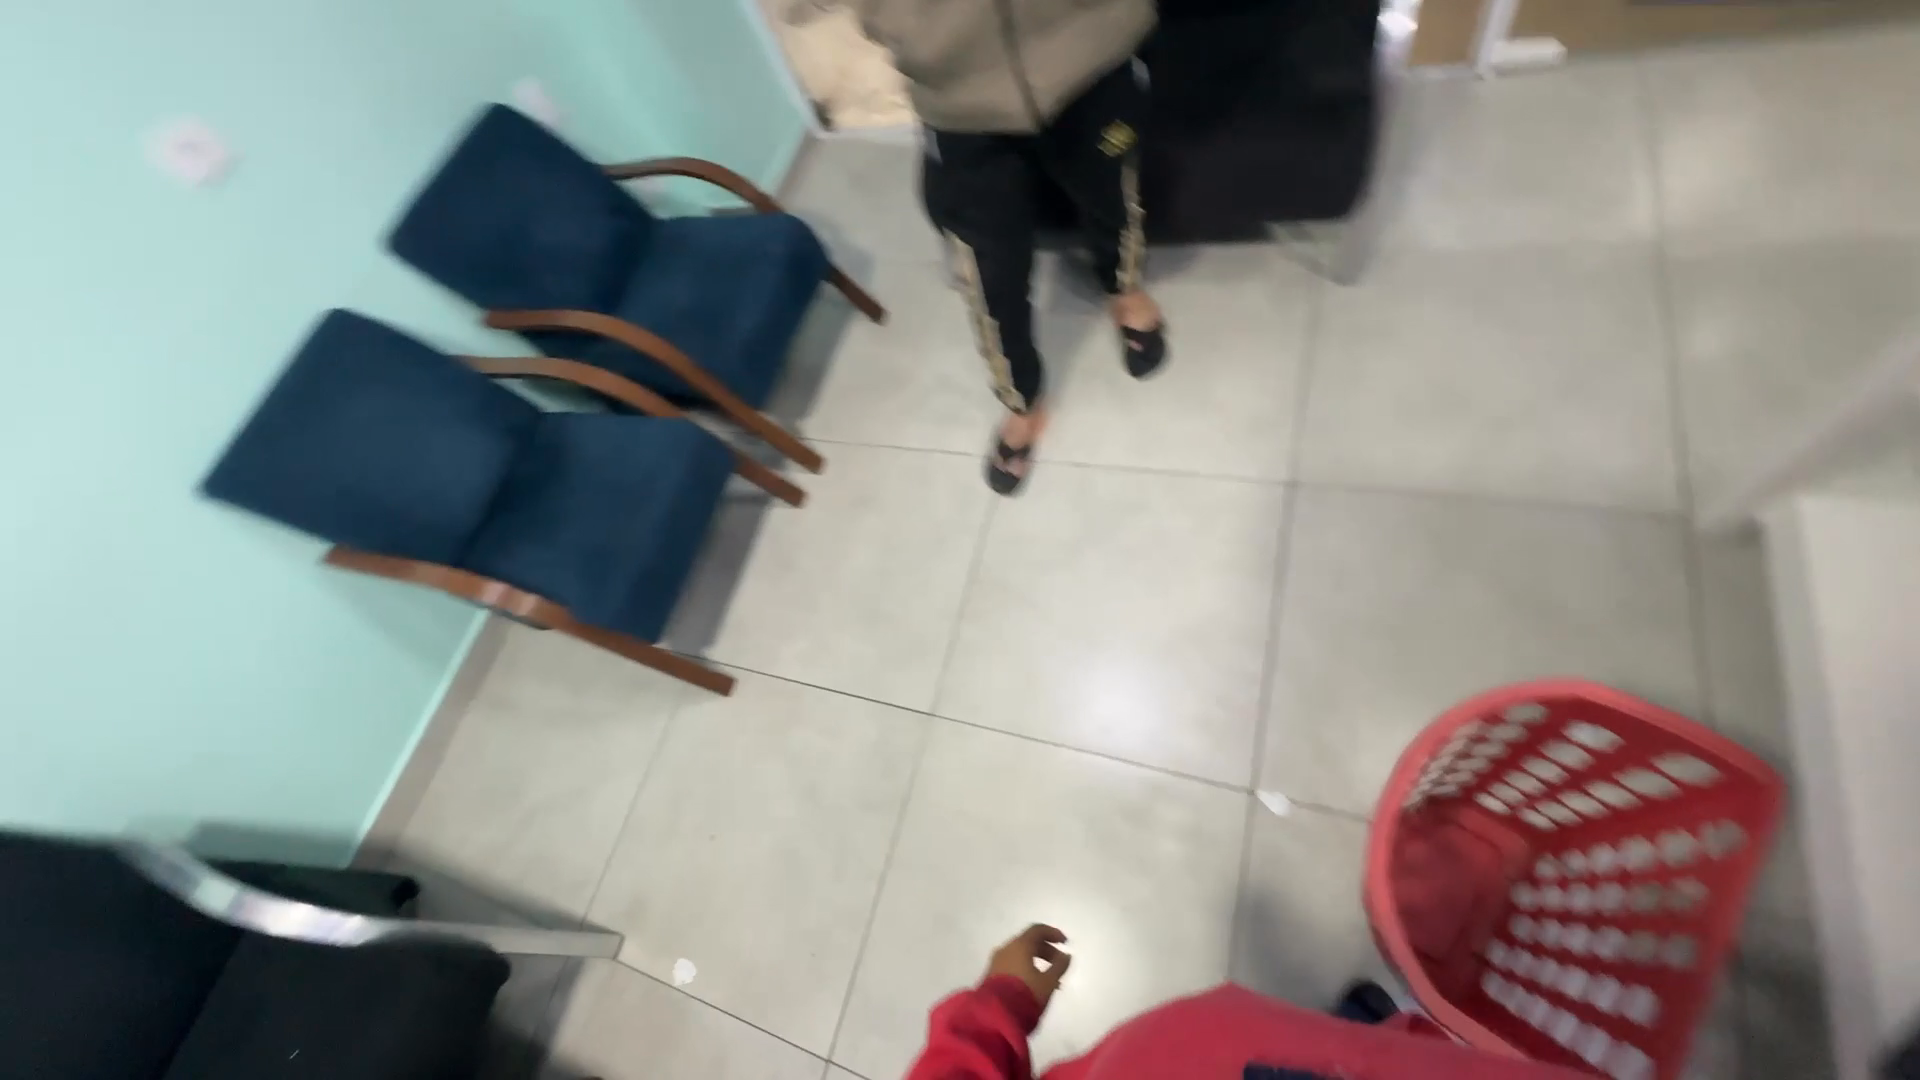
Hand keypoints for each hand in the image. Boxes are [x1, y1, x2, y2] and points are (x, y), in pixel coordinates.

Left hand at [985, 924, 1071, 1010]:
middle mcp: (1006, 948)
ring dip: (1037, 962)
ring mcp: (996, 961)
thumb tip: (1066, 955)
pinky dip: (1026, 968)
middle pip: (1029, 942)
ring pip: (1020, 954)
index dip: (1053, 933)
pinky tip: (1035, 985)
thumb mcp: (1048, 983)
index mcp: (1019, 945)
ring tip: (1051, 980)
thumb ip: (1059, 966)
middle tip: (1060, 964)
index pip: (1037, 930)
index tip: (1065, 942)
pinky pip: (1012, 964)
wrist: (995, 1018)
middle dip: (1047, 951)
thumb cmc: (1025, 996)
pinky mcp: (991, 974)